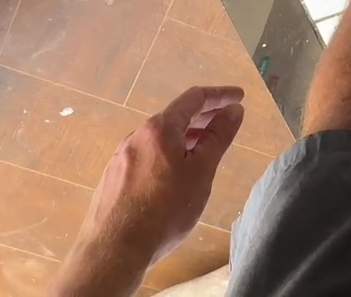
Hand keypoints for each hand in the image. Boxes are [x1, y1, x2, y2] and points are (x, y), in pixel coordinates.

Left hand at [52, 86, 245, 296]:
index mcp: (160, 128)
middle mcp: (137, 136)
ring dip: (184, 138)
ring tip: (202, 152)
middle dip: (203, 117)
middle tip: (225, 122)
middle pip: (175, 117)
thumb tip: (233, 109)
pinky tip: (172, 178)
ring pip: (159, 139)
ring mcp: (120, 159)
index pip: (194, 98)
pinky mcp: (112, 181)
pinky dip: (166, 156)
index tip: (239, 97)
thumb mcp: (201, 171)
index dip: (220, 95)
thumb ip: (218, 136)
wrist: (112, 254)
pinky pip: (146, 157)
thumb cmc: (165, 209)